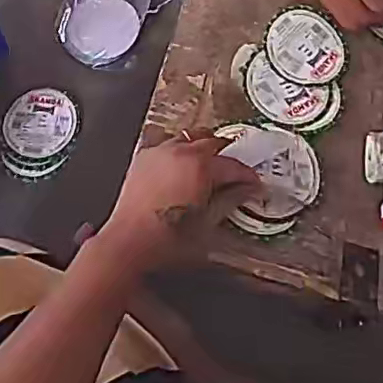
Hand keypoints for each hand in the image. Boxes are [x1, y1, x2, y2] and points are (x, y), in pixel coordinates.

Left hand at [92, 127, 260, 273]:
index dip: (247, 175)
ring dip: (204, 148)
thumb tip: (247, 190)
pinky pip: (169, 144)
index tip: (255, 184)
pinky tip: (183, 166)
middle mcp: (180, 151)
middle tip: (236, 174)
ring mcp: (160, 152)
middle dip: (227, 157)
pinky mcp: (144, 157)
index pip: (232, 165)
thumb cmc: (168, 240)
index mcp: (200, 166)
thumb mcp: (207, 223)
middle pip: (213, 143)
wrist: (128, 244)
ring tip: (211, 165)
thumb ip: (230, 201)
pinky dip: (181, 150)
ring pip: (190, 138)